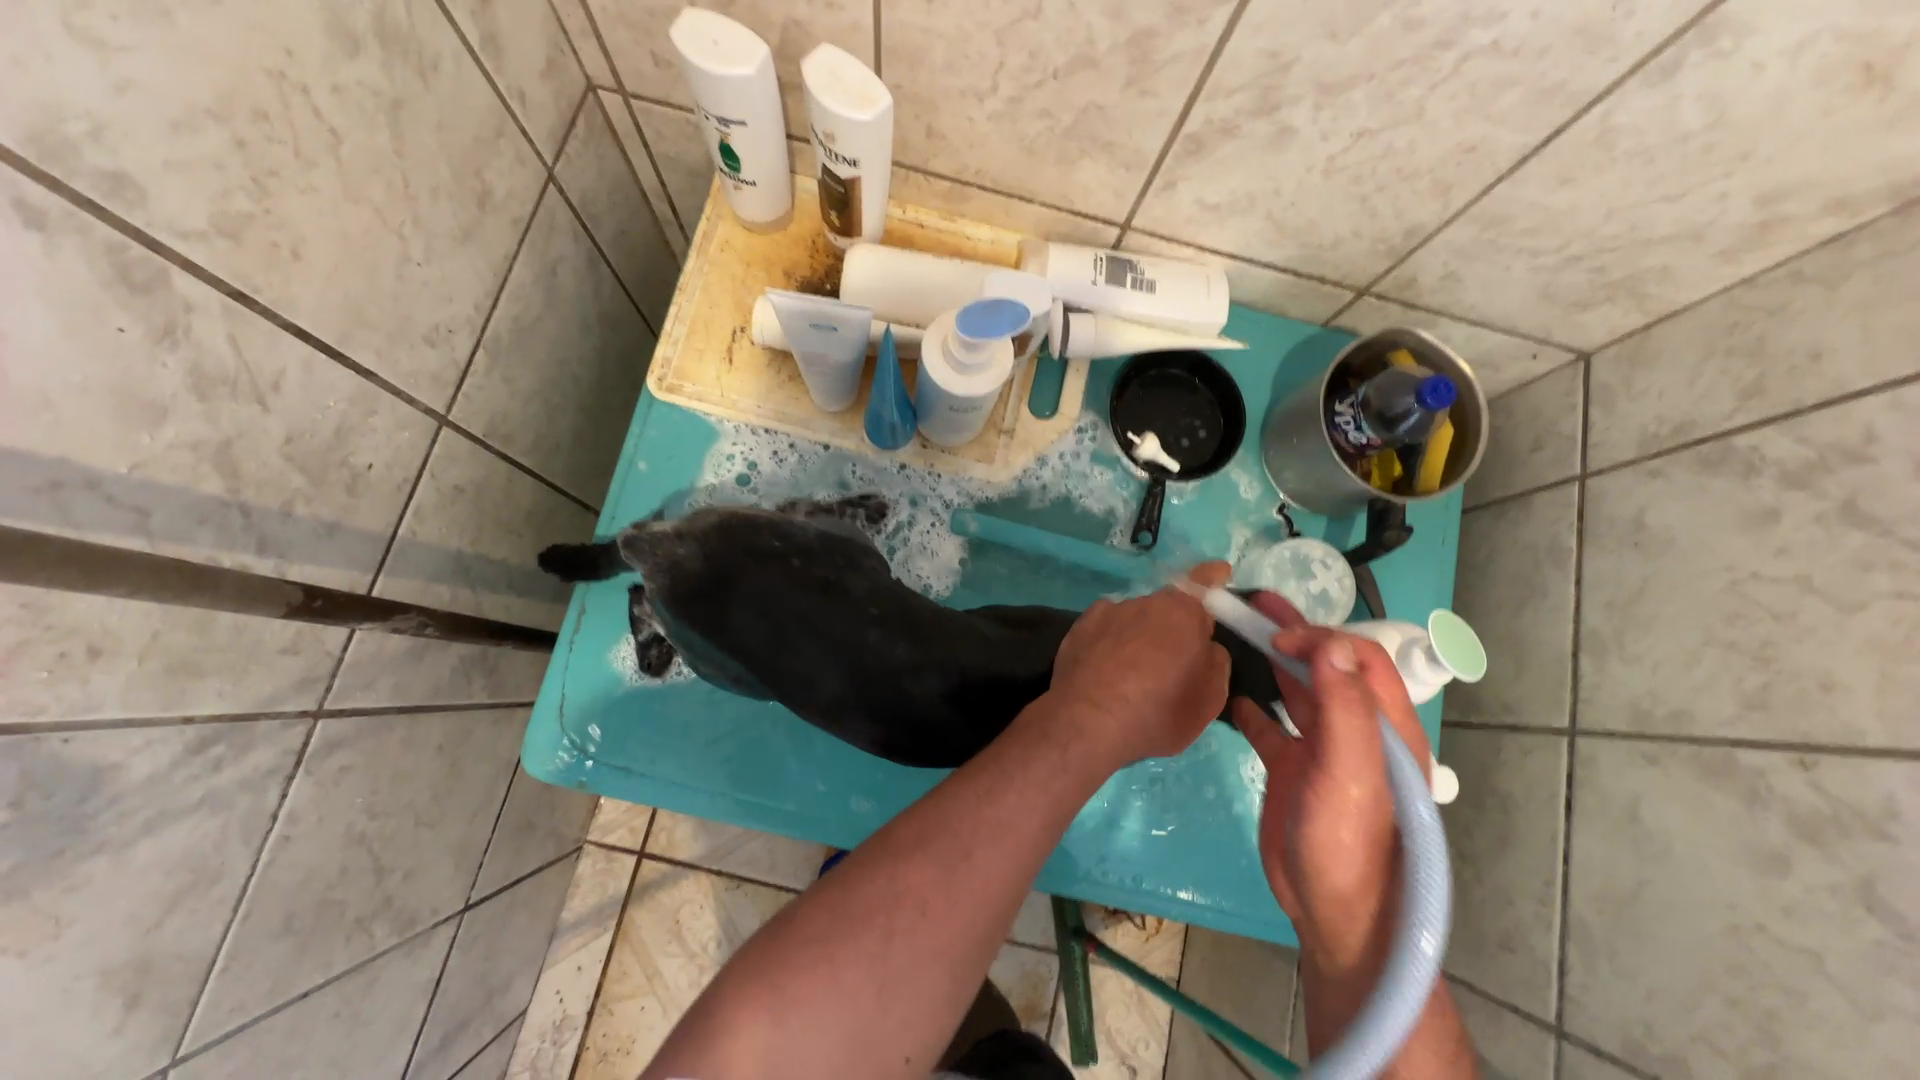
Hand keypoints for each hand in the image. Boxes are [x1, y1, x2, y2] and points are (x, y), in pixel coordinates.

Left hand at [1047, 562, 1233, 770]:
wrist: (1087, 723)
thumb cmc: (1159, 711)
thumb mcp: (1210, 697)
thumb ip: (1216, 661)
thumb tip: (1205, 646)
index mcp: (1182, 612)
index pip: (1203, 581)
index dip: (1213, 577)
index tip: (1219, 573)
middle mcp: (1143, 602)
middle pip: (1166, 607)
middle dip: (1173, 627)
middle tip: (1172, 661)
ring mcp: (1107, 612)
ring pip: (1134, 619)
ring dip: (1139, 636)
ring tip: (1133, 674)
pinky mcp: (1078, 629)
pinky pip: (1105, 630)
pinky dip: (1111, 643)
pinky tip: (1107, 669)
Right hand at [1229, 592, 1431, 972]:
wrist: (1333, 912)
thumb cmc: (1350, 843)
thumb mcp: (1352, 773)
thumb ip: (1347, 707)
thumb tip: (1330, 643)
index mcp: (1385, 726)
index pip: (1358, 660)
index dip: (1323, 638)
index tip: (1280, 635)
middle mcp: (1356, 730)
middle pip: (1327, 667)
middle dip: (1294, 634)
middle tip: (1254, 604)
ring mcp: (1323, 750)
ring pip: (1299, 691)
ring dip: (1272, 662)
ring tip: (1238, 631)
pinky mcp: (1293, 769)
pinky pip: (1272, 726)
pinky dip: (1254, 706)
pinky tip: (1231, 694)